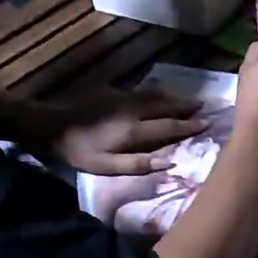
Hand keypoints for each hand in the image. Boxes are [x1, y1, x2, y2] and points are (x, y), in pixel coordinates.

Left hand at [48, 87, 210, 174]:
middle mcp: (132, 109)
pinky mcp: (111, 91)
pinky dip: (155, 93)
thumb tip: (168, 162)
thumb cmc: (79, 151)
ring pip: (154, 95)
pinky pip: (140, 91)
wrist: (51, 124)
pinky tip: (158, 95)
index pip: (168, 126)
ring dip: (173, 97)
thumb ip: (138, 165)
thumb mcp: (106, 167)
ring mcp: (122, 97)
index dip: (188, 126)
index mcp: (133, 130)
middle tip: (204, 106)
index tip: (207, 123)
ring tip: (187, 99)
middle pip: (165, 106)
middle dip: (186, 106)